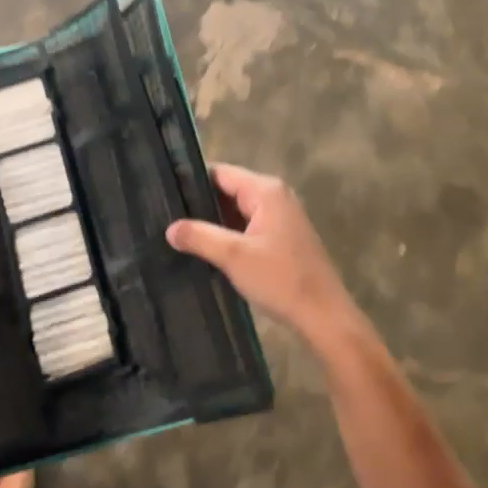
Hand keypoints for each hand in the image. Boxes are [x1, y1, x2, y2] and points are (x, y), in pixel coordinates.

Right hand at [166, 164, 358, 337]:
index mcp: (266, 190)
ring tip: (181, 234)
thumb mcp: (234, 257)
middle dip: (201, 205)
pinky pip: (249, 225)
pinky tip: (209, 250)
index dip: (192, 183)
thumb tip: (170, 228)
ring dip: (215, 222)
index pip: (220, 173)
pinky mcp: (284, 236)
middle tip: (167, 218)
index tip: (165, 197)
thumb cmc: (280, 279)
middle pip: (229, 189)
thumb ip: (200, 237)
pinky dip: (231, 234)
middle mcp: (276, 195)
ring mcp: (282, 216)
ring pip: (238, 210)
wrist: (323, 314)